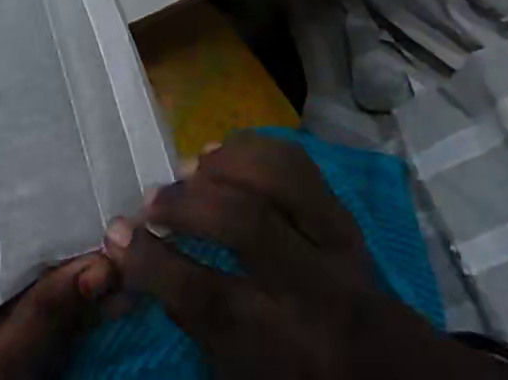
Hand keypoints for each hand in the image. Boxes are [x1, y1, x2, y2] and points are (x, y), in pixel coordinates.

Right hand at [102, 133, 507, 379]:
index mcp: (280, 347)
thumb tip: (126, 250)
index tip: (115, 235)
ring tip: (190, 174)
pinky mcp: (345, 217)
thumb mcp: (238, 371)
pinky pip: (296, 162)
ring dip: (221, 167)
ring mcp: (336, 247)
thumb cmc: (294, 373)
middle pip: (246, 224)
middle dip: (185, 204)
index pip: (203, 295)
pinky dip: (250, 149)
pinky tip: (222, 160)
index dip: (149, 259)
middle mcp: (313, 292)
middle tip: (151, 203)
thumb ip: (186, 313)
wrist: (393, 374)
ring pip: (280, 179)